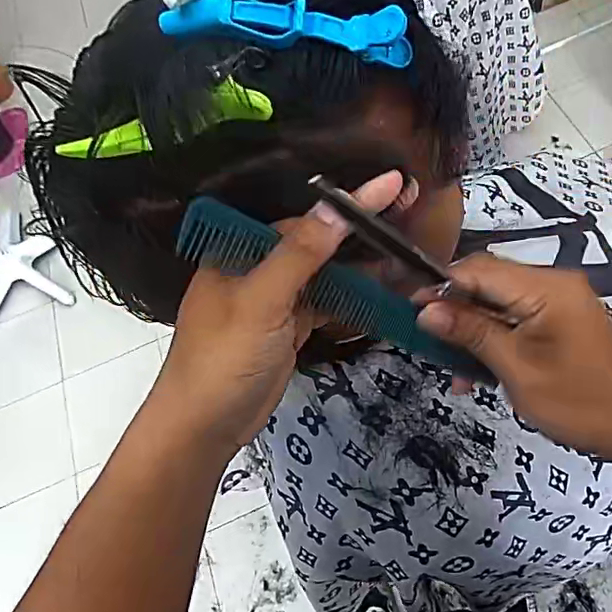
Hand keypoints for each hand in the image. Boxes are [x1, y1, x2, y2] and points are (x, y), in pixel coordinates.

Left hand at [157, 170, 405, 442]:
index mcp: (241, 251)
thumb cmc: (224, 360)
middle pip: (318, 242)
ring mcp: (276, 299)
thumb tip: (336, 208)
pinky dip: (352, 298)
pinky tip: (380, 291)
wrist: (205, 427)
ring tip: (404, 255)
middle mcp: (259, 268)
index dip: (350, 203)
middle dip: (361, 232)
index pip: (305, 220)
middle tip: (407, 215)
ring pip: (327, 274)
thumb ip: (299, 255)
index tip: (391, 184)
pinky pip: (327, 302)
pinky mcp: (289, 326)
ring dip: (361, 268)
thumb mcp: (261, 302)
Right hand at [415, 254, 611, 459]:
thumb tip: (426, 310)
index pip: (480, 269)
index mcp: (549, 288)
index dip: (441, 286)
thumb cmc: (576, 404)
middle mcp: (557, 283)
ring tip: (453, 365)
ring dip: (474, 329)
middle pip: (490, 282)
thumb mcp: (515, 370)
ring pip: (501, 302)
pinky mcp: (564, 317)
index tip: (408, 306)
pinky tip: (479, 368)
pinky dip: (497, 337)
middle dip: (456, 309)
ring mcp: (563, 300)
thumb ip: (471, 333)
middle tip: (426, 339)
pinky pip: (520, 316)